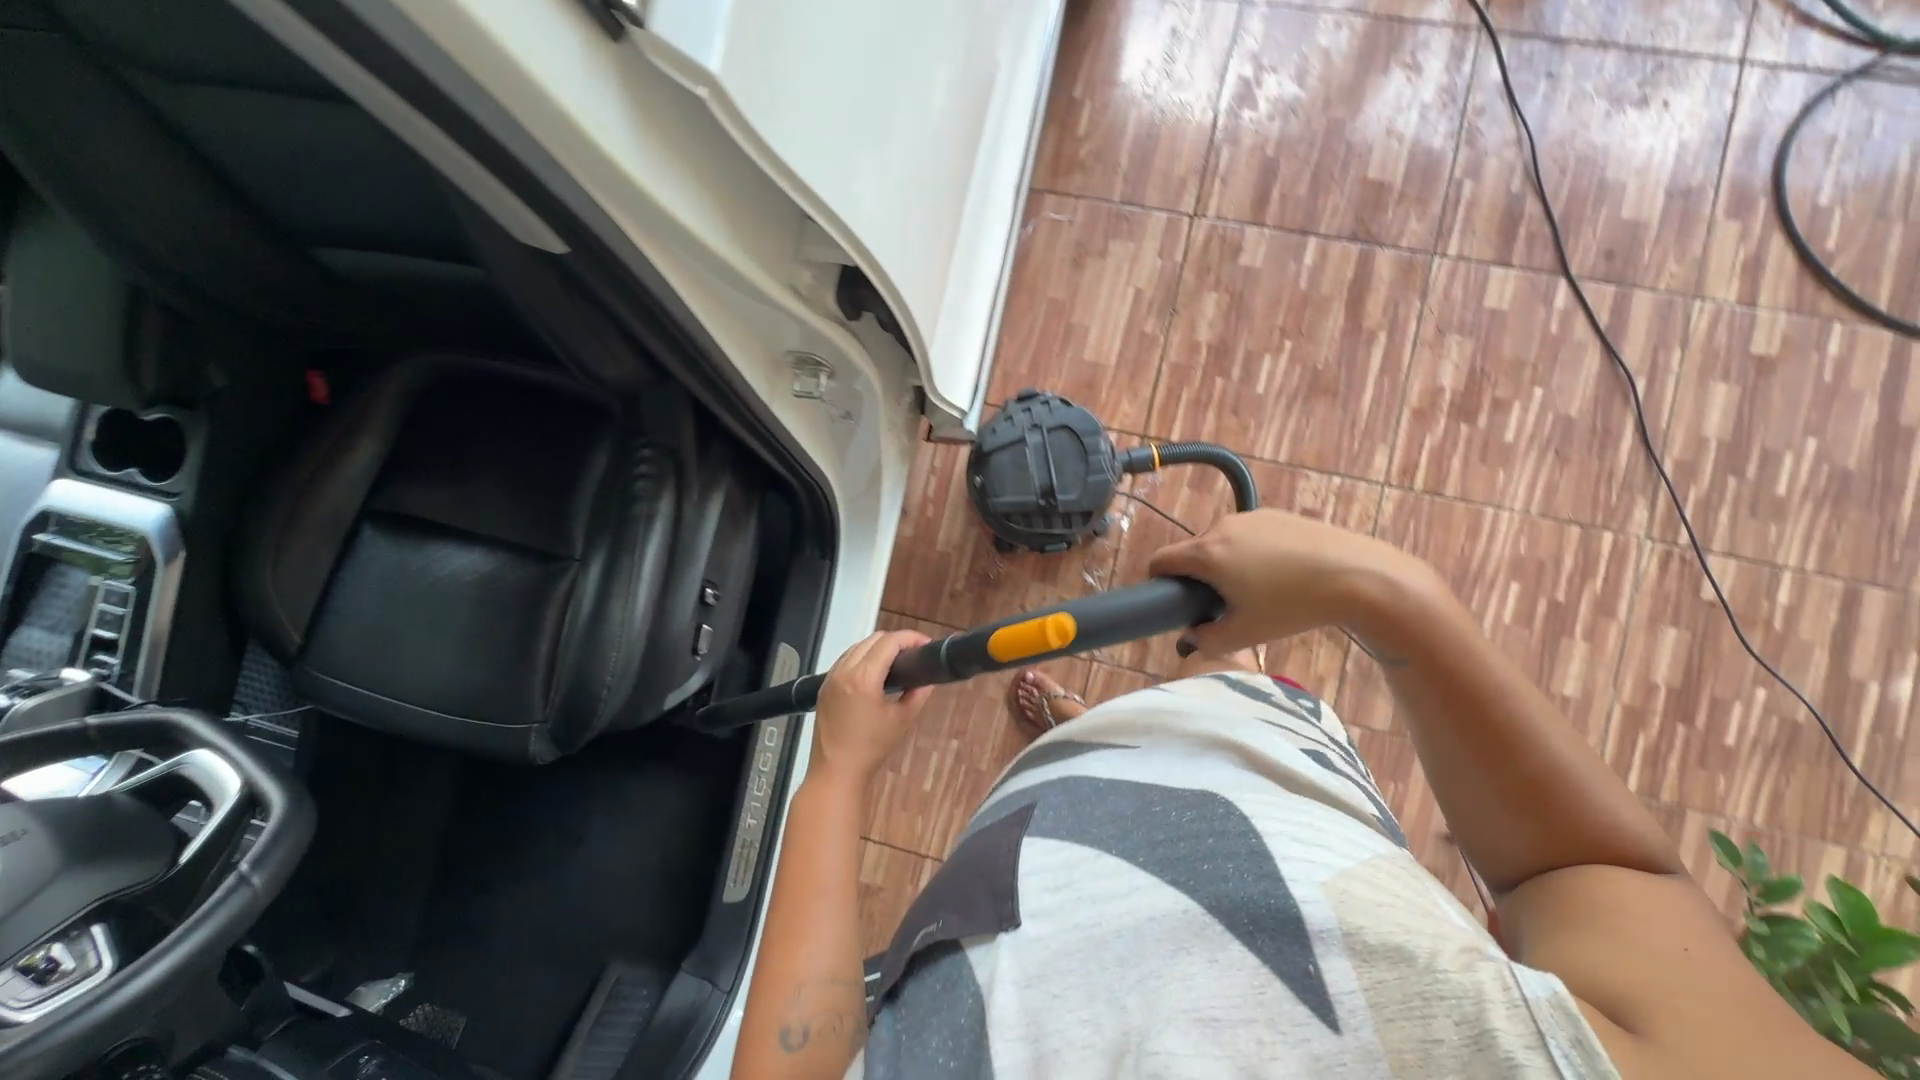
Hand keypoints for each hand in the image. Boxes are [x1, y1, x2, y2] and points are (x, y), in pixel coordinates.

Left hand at [810, 630, 934, 787]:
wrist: (836, 770)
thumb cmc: (872, 747)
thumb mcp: (902, 720)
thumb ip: (918, 693)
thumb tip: (928, 678)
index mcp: (864, 677)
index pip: (889, 642)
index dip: (911, 638)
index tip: (926, 645)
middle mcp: (844, 670)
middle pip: (872, 639)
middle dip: (895, 641)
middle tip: (913, 655)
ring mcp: (830, 677)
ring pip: (856, 647)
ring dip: (877, 648)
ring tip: (895, 662)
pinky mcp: (824, 687)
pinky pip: (844, 660)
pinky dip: (861, 658)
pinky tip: (873, 673)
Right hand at [1147, 508, 1433, 654]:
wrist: (1356, 575)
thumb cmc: (1293, 606)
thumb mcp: (1245, 634)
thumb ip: (1206, 639)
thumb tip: (1191, 635)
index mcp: (1206, 553)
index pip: (1160, 560)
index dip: (1158, 582)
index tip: (1173, 602)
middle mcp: (1222, 527)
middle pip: (1191, 551)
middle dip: (1196, 577)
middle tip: (1221, 605)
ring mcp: (1250, 517)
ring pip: (1220, 542)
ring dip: (1224, 564)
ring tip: (1256, 591)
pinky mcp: (1276, 514)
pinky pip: (1247, 535)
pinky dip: (1250, 553)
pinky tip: (1280, 574)